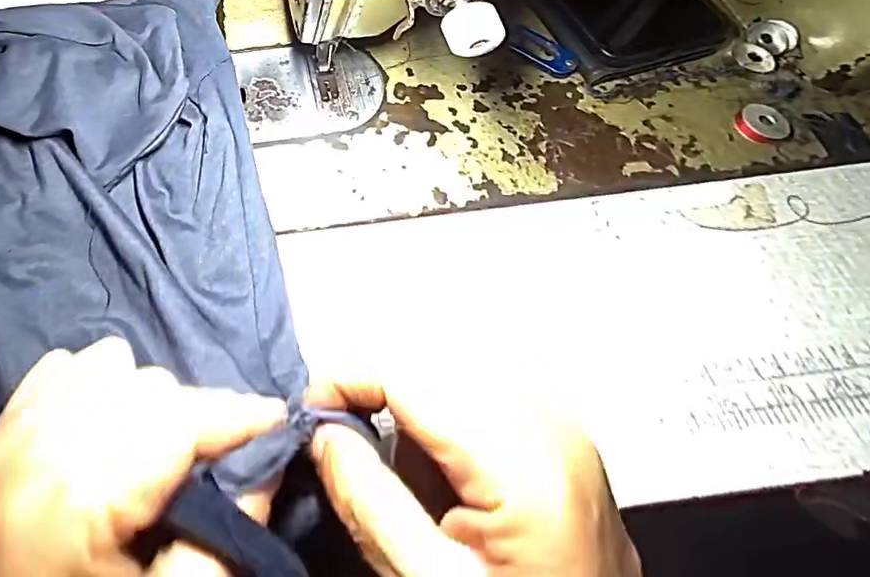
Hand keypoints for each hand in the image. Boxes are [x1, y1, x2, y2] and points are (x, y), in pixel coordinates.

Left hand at [0, 336, 287, 576]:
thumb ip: (222, 544)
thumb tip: (267, 461)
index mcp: (76, 496)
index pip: (177, 420)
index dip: (236, 414)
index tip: (277, 415)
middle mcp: (34, 445)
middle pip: (146, 386)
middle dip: (191, 415)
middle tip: (210, 457)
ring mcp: (3, 436)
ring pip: (106, 362)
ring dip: (142, 395)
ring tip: (149, 449)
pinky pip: (60, 369)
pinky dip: (93, 386)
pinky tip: (100, 433)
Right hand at [306, 375, 640, 576]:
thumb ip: (370, 502)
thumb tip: (324, 432)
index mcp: (526, 464)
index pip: (410, 376)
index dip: (346, 380)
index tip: (308, 410)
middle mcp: (551, 426)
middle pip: (429, 366)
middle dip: (377, 395)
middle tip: (340, 443)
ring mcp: (561, 427)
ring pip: (449, 373)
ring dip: (408, 407)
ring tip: (403, 479)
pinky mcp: (560, 437)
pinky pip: (477, 394)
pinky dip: (441, 420)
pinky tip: (442, 480)